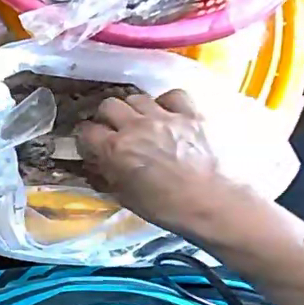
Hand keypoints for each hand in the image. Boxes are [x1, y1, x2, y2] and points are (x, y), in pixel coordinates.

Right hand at [77, 90, 269, 234]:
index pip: (87, 131)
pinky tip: (169, 114)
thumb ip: (108, 176)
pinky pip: (172, 95)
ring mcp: (165, 116)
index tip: (92, 144)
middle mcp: (136, 126)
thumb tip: (99, 164)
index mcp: (115, 150)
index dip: (86, 137)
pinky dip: (166, 102)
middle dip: (107, 117)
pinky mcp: (192, 113)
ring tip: (142, 121)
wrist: (217, 204)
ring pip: (138, 97)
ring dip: (134, 109)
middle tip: (115, 130)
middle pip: (109, 105)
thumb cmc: (169, 209)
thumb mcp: (127, 198)